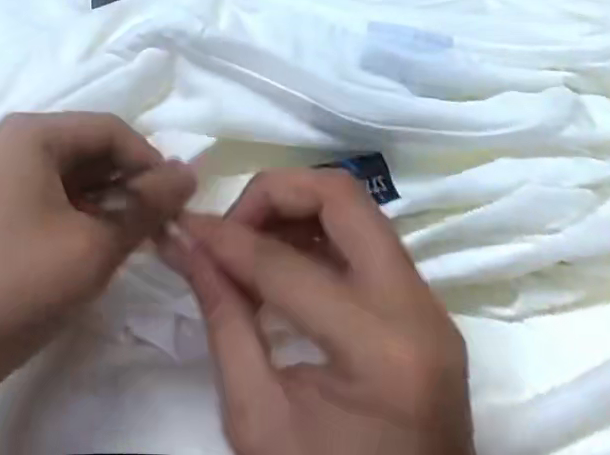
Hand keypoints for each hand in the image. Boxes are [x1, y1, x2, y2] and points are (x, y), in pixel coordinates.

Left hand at [0, 112, 194, 454]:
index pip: (108, 128)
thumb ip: (145, 205)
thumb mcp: (94, 245)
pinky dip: (79, 211)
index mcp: (30, 133)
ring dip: (107, 198)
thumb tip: (187, 173)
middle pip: (86, 146)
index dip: (150, 160)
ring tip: (138, 236)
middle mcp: (9, 140)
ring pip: (68, 172)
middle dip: (128, 180)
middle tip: (164, 222)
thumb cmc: (20, 283)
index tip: (182, 199)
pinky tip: (99, 242)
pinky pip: (46, 192)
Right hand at [164, 168, 473, 454]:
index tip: (180, 226)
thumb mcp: (256, 415)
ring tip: (246, 245)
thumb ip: (221, 315)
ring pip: (356, 210)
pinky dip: (314, 233)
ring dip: (294, 210)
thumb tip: (179, 239)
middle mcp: (419, 313)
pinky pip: (365, 242)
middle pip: (341, 198)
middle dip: (272, 194)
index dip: (221, 238)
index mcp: (382, 350)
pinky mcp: (423, 313)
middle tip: (227, 227)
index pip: (284, 263)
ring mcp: (429, 310)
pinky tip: (277, 263)